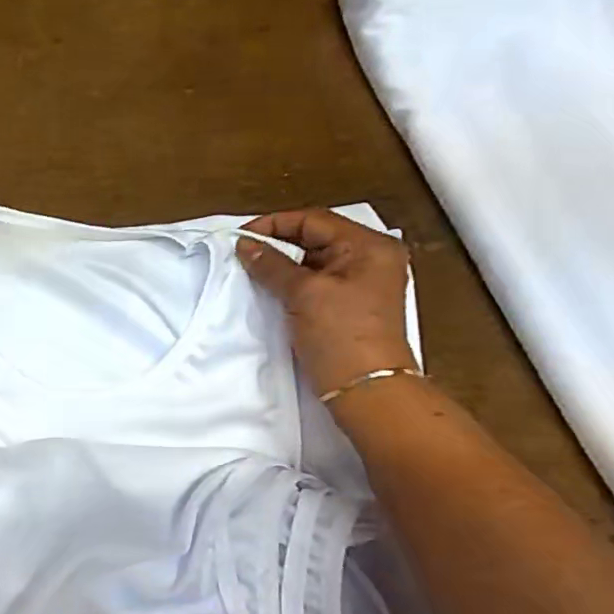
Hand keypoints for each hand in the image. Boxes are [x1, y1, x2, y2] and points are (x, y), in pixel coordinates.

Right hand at [236, 208, 419, 399]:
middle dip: (279, 244)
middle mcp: (372, 259)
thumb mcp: (304, 294)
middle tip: (244, 253)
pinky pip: (320, 283)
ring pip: (316, 262)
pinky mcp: (354, 306)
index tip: (241, 236)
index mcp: (370, 246)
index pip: (314, 220)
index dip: (275, 224)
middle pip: (317, 238)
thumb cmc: (341, 337)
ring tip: (253, 271)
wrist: (368, 393)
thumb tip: (246, 245)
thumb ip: (272, 265)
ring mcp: (365, 284)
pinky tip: (272, 290)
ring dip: (285, 266)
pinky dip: (296, 284)